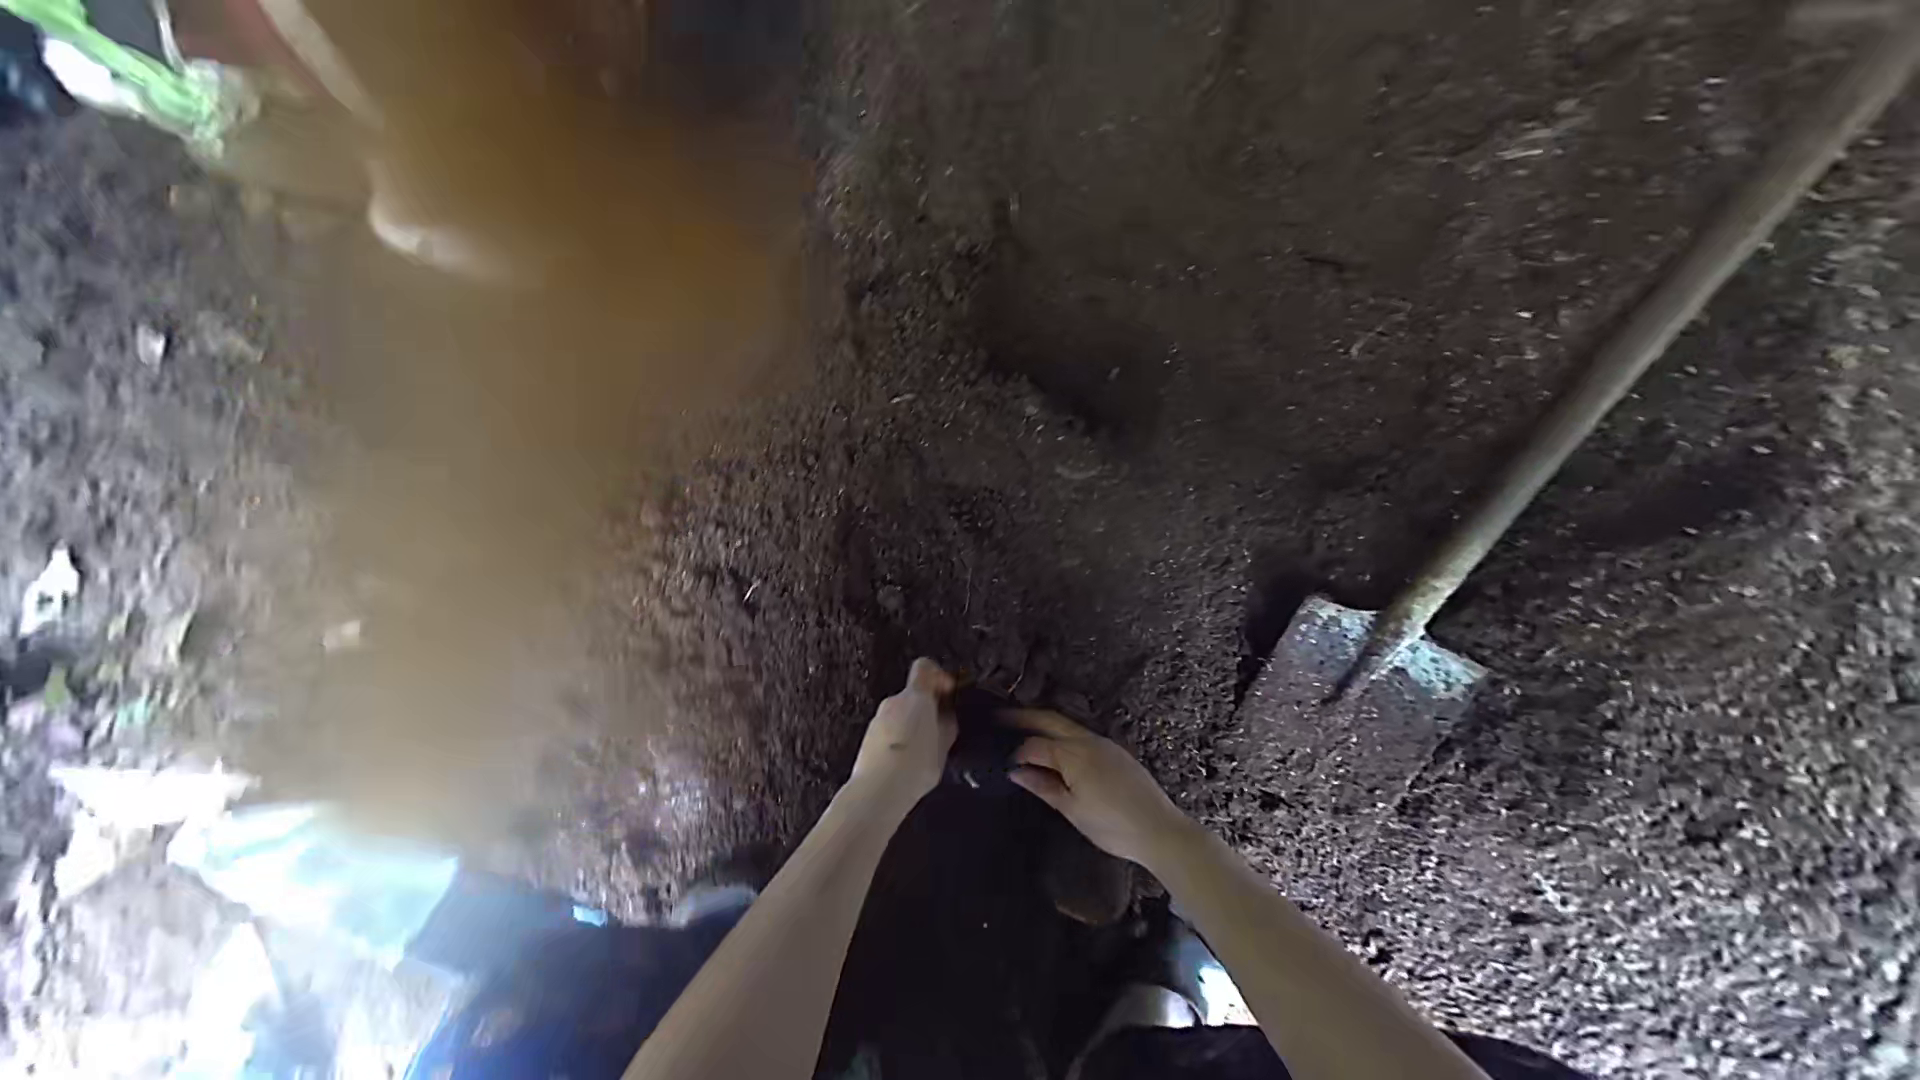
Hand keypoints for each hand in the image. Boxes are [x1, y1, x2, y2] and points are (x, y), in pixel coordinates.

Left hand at [848, 659, 957, 809]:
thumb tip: (946, 716)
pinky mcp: (868, 736)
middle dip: (927, 708)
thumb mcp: (943, 745)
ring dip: (912, 724)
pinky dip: (898, 737)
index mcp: (916, 697)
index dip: (938, 675)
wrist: (878, 790)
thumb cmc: (916, 766)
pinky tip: (906, 761)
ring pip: (900, 713)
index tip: (948, 692)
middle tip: (939, 730)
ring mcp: (878, 718)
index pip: (924, 667)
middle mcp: (894, 701)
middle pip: (913, 694)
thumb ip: (946, 724)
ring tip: (923, 751)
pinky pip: (889, 729)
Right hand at [1004, 709, 1194, 868]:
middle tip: (1000, 717)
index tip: (1002, 761)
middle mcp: (1087, 739)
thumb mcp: (1072, 809)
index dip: (1016, 752)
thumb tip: (1015, 770)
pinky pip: (1081, 734)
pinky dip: (1062, 734)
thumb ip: (1042, 786)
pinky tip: (1055, 745)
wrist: (1159, 829)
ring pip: (1067, 725)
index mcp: (1073, 754)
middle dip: (1024, 716)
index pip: (1035, 744)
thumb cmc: (1111, 825)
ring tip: (1023, 728)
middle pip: (1050, 719)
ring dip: (1044, 723)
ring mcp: (1103, 743)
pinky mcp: (1114, 751)